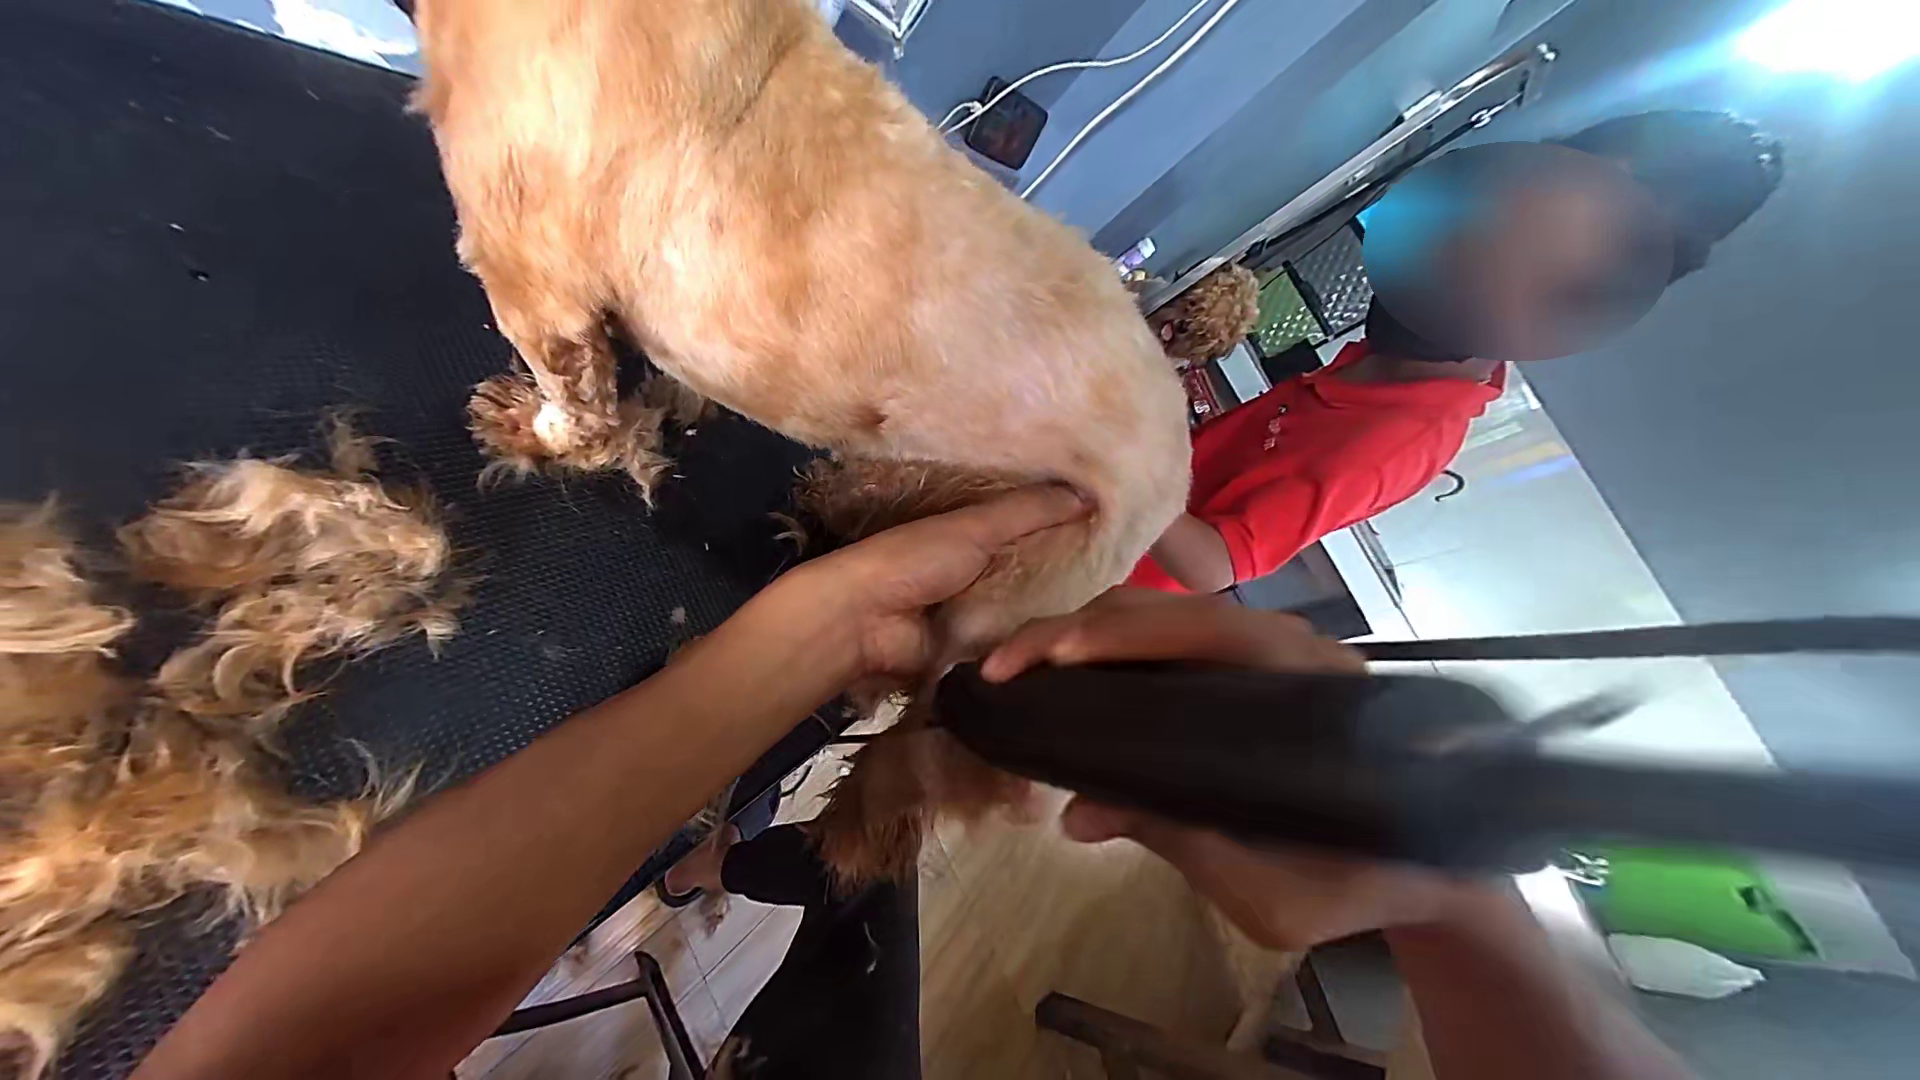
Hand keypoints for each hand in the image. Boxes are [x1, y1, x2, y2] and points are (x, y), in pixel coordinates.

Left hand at [762, 484, 1089, 680]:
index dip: (1072, 527)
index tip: (1119, 531)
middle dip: (1073, 576)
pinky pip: (1017, 643)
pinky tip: (1081, 645)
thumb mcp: (975, 527)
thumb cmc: (916, 560)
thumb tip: (1088, 492)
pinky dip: (1038, 643)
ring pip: (1032, 610)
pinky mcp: (979, 650)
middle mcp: (985, 570)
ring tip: (1114, 617)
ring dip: (1059, 613)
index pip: (1037, 527)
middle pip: (1039, 571)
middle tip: (1126, 585)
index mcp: (980, 533)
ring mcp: (982, 612)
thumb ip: (1028, 512)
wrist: (867, 623)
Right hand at [983, 589, 1481, 950]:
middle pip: (1164, 608)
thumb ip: (1182, 846)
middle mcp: (1283, 645)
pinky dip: (1103, 642)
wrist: (1426, 868)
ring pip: (1156, 612)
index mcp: (1307, 686)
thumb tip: (1073, 814)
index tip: (1046, 657)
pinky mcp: (1236, 660)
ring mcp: (1259, 645)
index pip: (1202, 631)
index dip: (1117, 636)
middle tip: (1006, 664)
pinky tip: (1066, 669)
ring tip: (1023, 664)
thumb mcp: (1274, 892)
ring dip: (1082, 628)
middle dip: (1075, 627)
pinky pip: (1160, 633)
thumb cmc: (1357, 882)